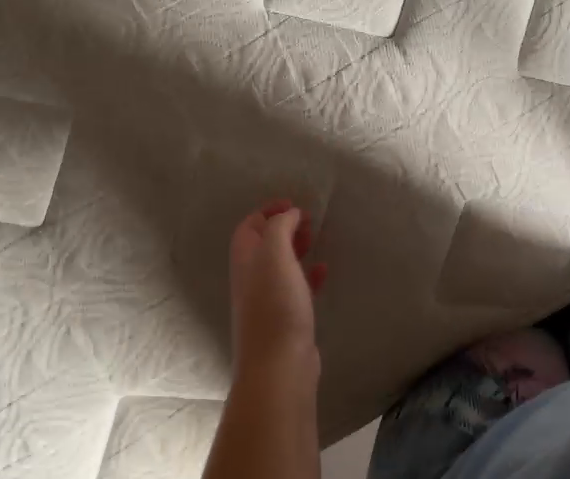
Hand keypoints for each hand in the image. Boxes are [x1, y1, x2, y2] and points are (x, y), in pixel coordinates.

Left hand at [228, 200, 326, 374]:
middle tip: (308, 221)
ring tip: (316, 239)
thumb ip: (279, 228)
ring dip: (296, 248)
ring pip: (280, 265)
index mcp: (245, 261)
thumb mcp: (275, 255)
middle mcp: (252, 279)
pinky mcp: (286, 319)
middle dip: (283, 227)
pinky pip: (297, 287)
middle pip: (263, 245)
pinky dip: (310, 274)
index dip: (267, 211)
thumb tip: (288, 214)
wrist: (279, 365)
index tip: (293, 203)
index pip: (248, 227)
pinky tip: (324, 270)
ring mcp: (268, 301)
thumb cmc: (275, 305)